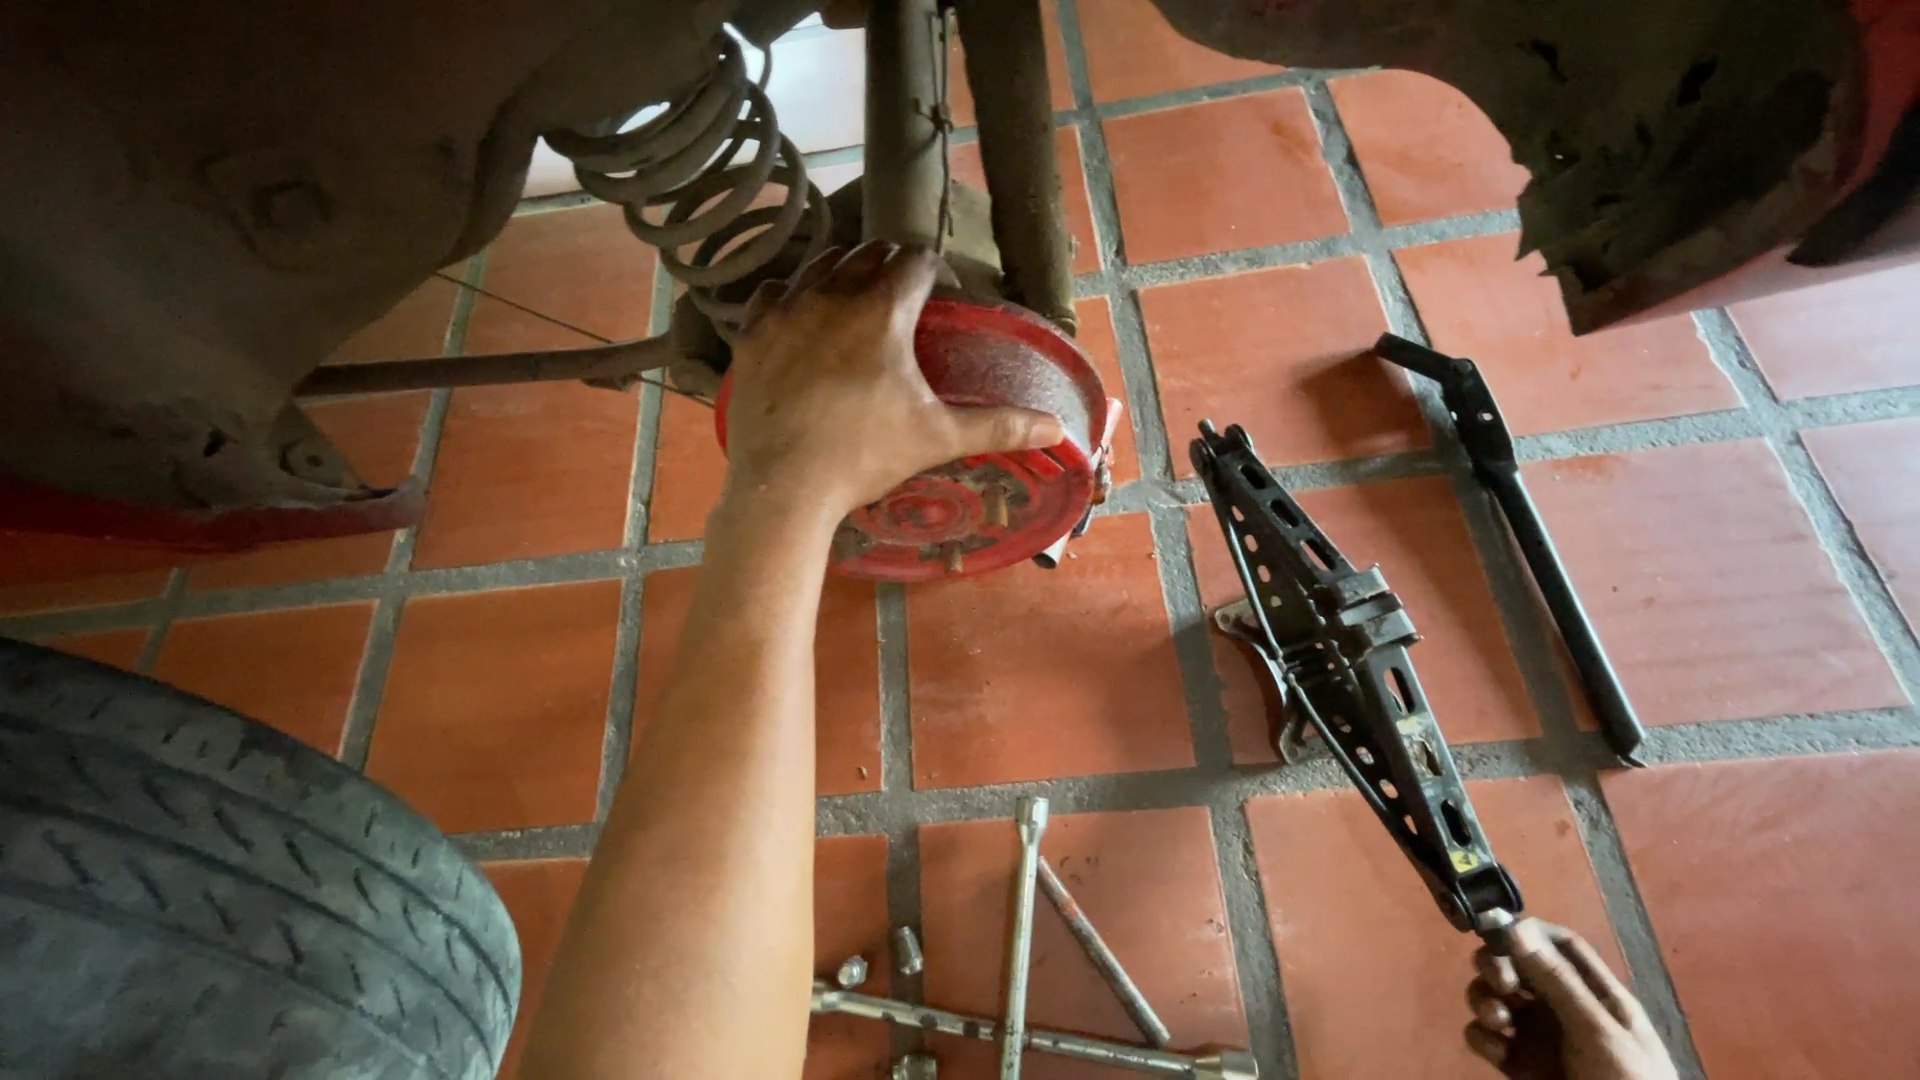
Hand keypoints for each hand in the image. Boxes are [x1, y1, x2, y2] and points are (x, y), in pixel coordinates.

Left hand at [723, 240, 1063, 517]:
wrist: (785, 485)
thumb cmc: (867, 456)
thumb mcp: (939, 438)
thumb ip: (998, 425)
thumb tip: (1056, 428)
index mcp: (884, 310)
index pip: (915, 260)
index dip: (932, 270)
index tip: (937, 291)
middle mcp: (834, 293)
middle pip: (868, 252)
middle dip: (889, 265)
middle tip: (900, 296)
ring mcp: (787, 310)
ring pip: (820, 264)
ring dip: (843, 271)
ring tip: (854, 299)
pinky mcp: (753, 333)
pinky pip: (773, 292)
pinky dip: (792, 295)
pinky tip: (801, 317)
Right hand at [1465, 920, 1678, 1079]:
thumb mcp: (1598, 1032)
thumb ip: (1556, 979)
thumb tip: (1513, 924)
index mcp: (1595, 996)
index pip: (1560, 943)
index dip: (1530, 931)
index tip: (1503, 934)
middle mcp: (1562, 1008)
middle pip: (1516, 965)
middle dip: (1497, 965)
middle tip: (1499, 982)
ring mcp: (1537, 1036)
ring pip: (1493, 996)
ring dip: (1484, 999)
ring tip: (1496, 1021)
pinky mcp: (1517, 1063)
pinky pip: (1485, 1035)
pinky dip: (1482, 1036)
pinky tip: (1495, 1049)